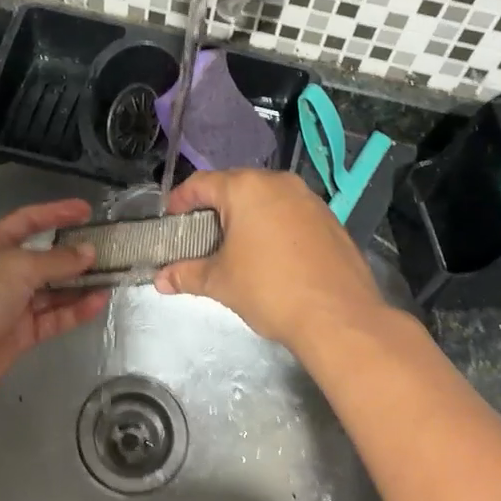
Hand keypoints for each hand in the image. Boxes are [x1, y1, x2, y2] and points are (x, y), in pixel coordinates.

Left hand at [0, 199, 105, 398]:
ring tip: (113, 275)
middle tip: (109, 249)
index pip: (29, 221)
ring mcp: (12, 304)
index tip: (86, 210)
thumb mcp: (17, 266)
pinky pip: (53, 318)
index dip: (56, 214)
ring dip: (80, 284)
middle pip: (44, 258)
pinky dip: (75, 310)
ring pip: (53, 291)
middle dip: (74, 254)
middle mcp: (3, 271)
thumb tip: (89, 252)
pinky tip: (99, 301)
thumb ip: (56, 261)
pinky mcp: (21, 334)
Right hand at [155, 169, 382, 348]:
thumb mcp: (220, 282)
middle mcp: (278, 183)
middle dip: (213, 209)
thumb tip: (161, 278)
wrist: (339, 317)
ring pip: (266, 200)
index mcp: (246, 188)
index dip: (179, 201)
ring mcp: (308, 199)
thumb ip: (187, 274)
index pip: (201, 184)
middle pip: (235, 187)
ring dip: (246, 218)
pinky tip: (270, 257)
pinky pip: (291, 214)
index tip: (170, 221)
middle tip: (198, 237)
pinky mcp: (330, 219)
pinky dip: (274, 227)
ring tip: (233, 248)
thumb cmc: (270, 290)